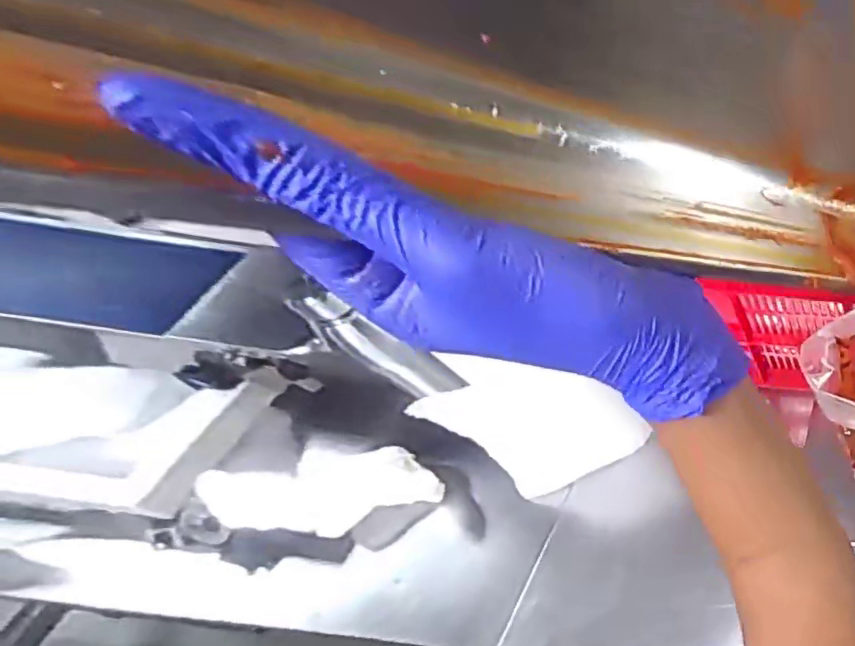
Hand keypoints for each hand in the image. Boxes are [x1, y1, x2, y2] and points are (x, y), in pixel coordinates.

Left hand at [97, 74, 744, 422]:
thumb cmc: (555, 307)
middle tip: (343, 90)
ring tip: (413, 115)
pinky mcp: (525, 250)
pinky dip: (463, 169)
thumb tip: (187, 124)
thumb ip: (336, 187)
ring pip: (418, 195)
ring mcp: (481, 266)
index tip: (252, 95)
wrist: (657, 336)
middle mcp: (429, 283)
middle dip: (347, 153)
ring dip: (410, 155)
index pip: (302, 222)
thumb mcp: (441, 247)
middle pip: (358, 205)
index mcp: (394, 298)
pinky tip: (475, 146)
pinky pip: (471, 200)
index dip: (268, 165)